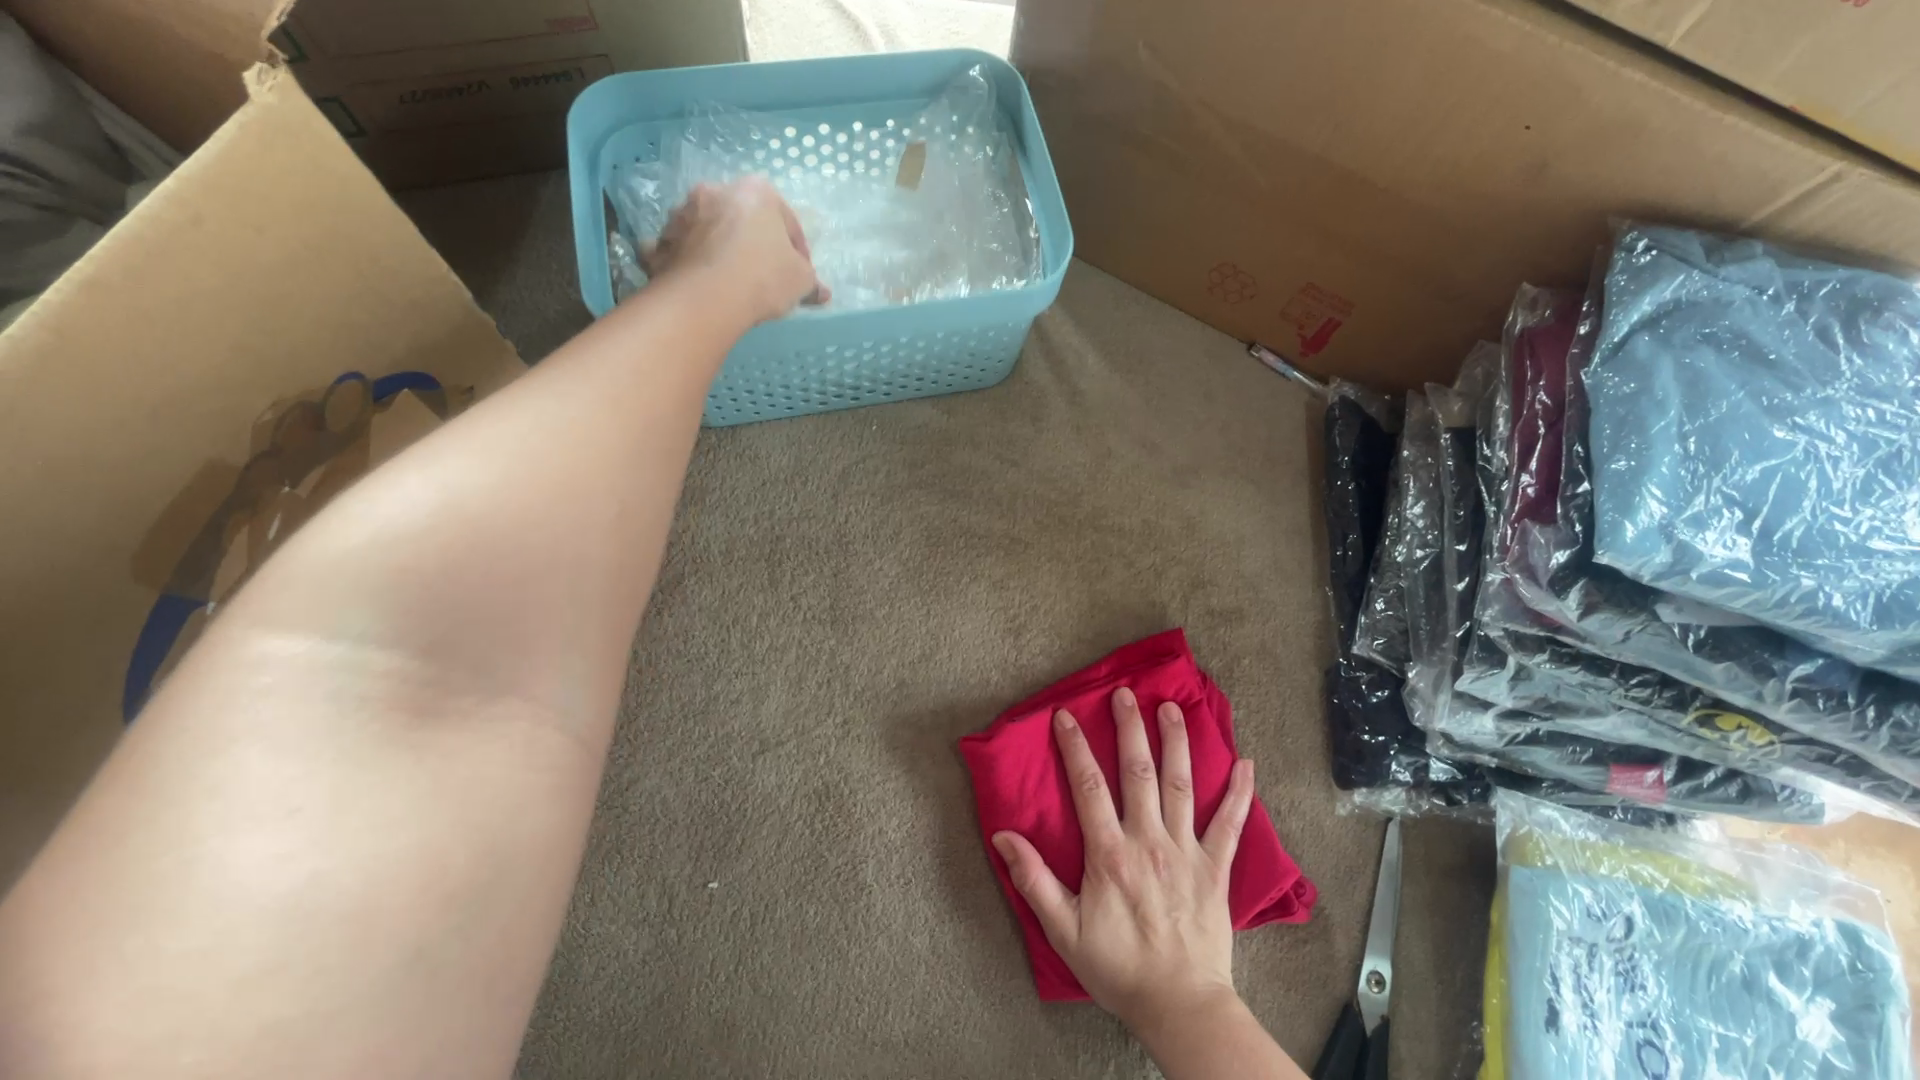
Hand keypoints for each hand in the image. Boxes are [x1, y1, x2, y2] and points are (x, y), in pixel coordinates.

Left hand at [640, 177, 828, 324]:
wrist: (706, 297)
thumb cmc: (763, 277)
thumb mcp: (801, 281)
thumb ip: (810, 281)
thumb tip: (821, 292)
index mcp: (756, 191)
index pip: (786, 219)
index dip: (797, 249)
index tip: (799, 273)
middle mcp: (716, 191)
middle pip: (742, 219)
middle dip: (752, 243)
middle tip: (763, 274)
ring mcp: (682, 214)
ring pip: (708, 230)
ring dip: (719, 249)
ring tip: (730, 282)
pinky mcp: (660, 241)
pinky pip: (679, 250)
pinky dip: (686, 262)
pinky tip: (697, 282)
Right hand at [992, 687, 1256, 1030]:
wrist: (1179, 1004)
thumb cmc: (1118, 968)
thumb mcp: (1063, 930)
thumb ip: (1033, 880)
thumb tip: (1004, 836)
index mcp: (1109, 854)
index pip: (1088, 786)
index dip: (1075, 747)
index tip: (1066, 716)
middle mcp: (1149, 842)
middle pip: (1138, 772)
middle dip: (1130, 729)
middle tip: (1126, 694)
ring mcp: (1187, 852)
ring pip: (1181, 785)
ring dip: (1177, 743)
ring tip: (1172, 708)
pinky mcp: (1215, 869)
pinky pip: (1230, 824)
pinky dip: (1239, 793)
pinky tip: (1245, 764)